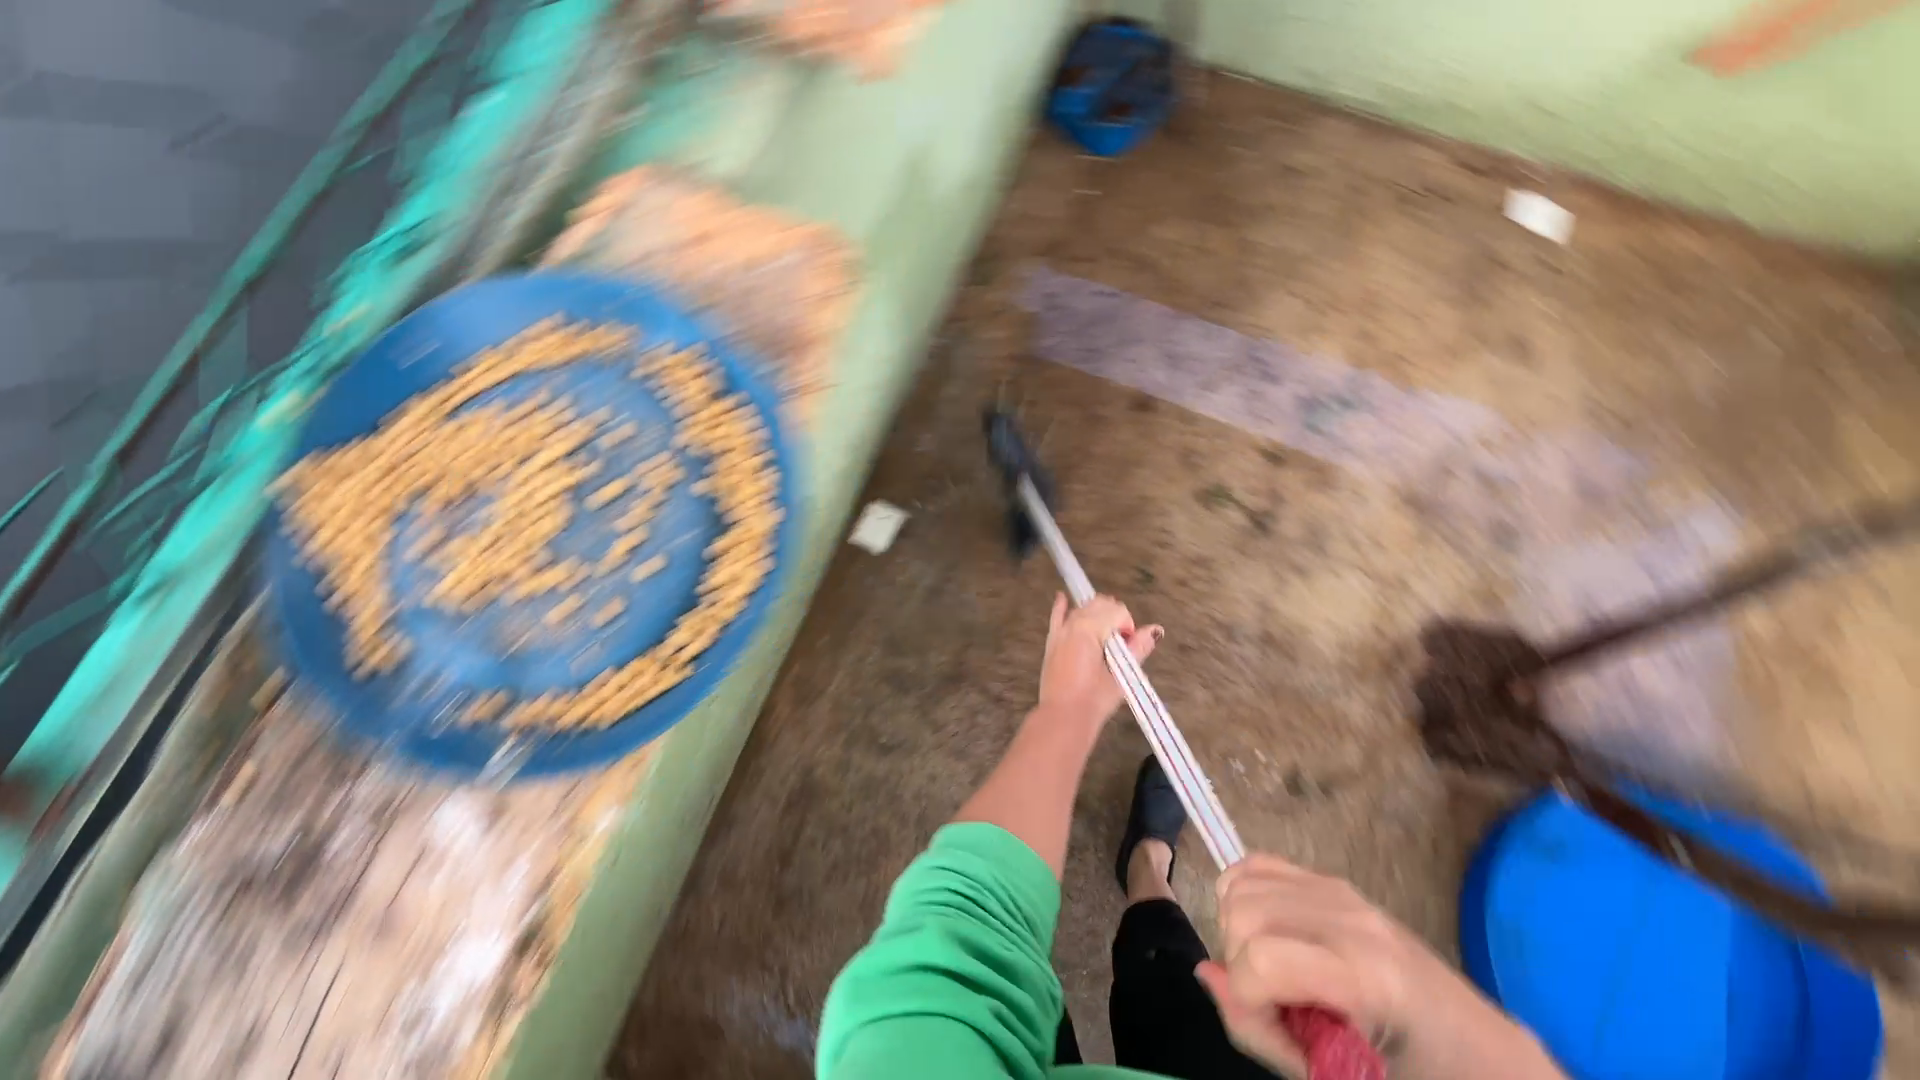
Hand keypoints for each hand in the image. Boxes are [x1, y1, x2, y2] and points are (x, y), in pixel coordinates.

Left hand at [1037, 594, 1160, 724]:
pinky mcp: (1052, 642)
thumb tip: (1154, 630)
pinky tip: (1062, 598)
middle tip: (1120, 646)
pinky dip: (1061, 606)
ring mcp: (1061, 631)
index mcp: (1091, 628)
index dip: (1128, 627)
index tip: (1128, 649)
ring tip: (1106, 637)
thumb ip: (1138, 649)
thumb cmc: (1095, 699)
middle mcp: (1074, 623)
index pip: (1118, 612)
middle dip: (1115, 618)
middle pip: (1101, 604)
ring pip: (1083, 608)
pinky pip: (1056, 616)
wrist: (1064, 717)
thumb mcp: (1122, 674)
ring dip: (1097, 614)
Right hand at [1196, 855, 1558, 1079]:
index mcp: (1365, 974)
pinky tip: (1267, 932)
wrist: (1472, 1046)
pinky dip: (1242, 895)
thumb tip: (1208, 974)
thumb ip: (1259, 1030)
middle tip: (1276, 1005)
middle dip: (1240, 965)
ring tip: (1274, 970)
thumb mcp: (1337, 1076)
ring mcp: (1339, 890)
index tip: (1281, 1036)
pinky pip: (1256, 865)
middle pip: (1242, 914)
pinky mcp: (1330, 879)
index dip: (1250, 1004)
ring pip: (1240, 886)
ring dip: (1238, 931)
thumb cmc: (1408, 1073)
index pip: (1262, 960)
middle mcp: (1349, 917)